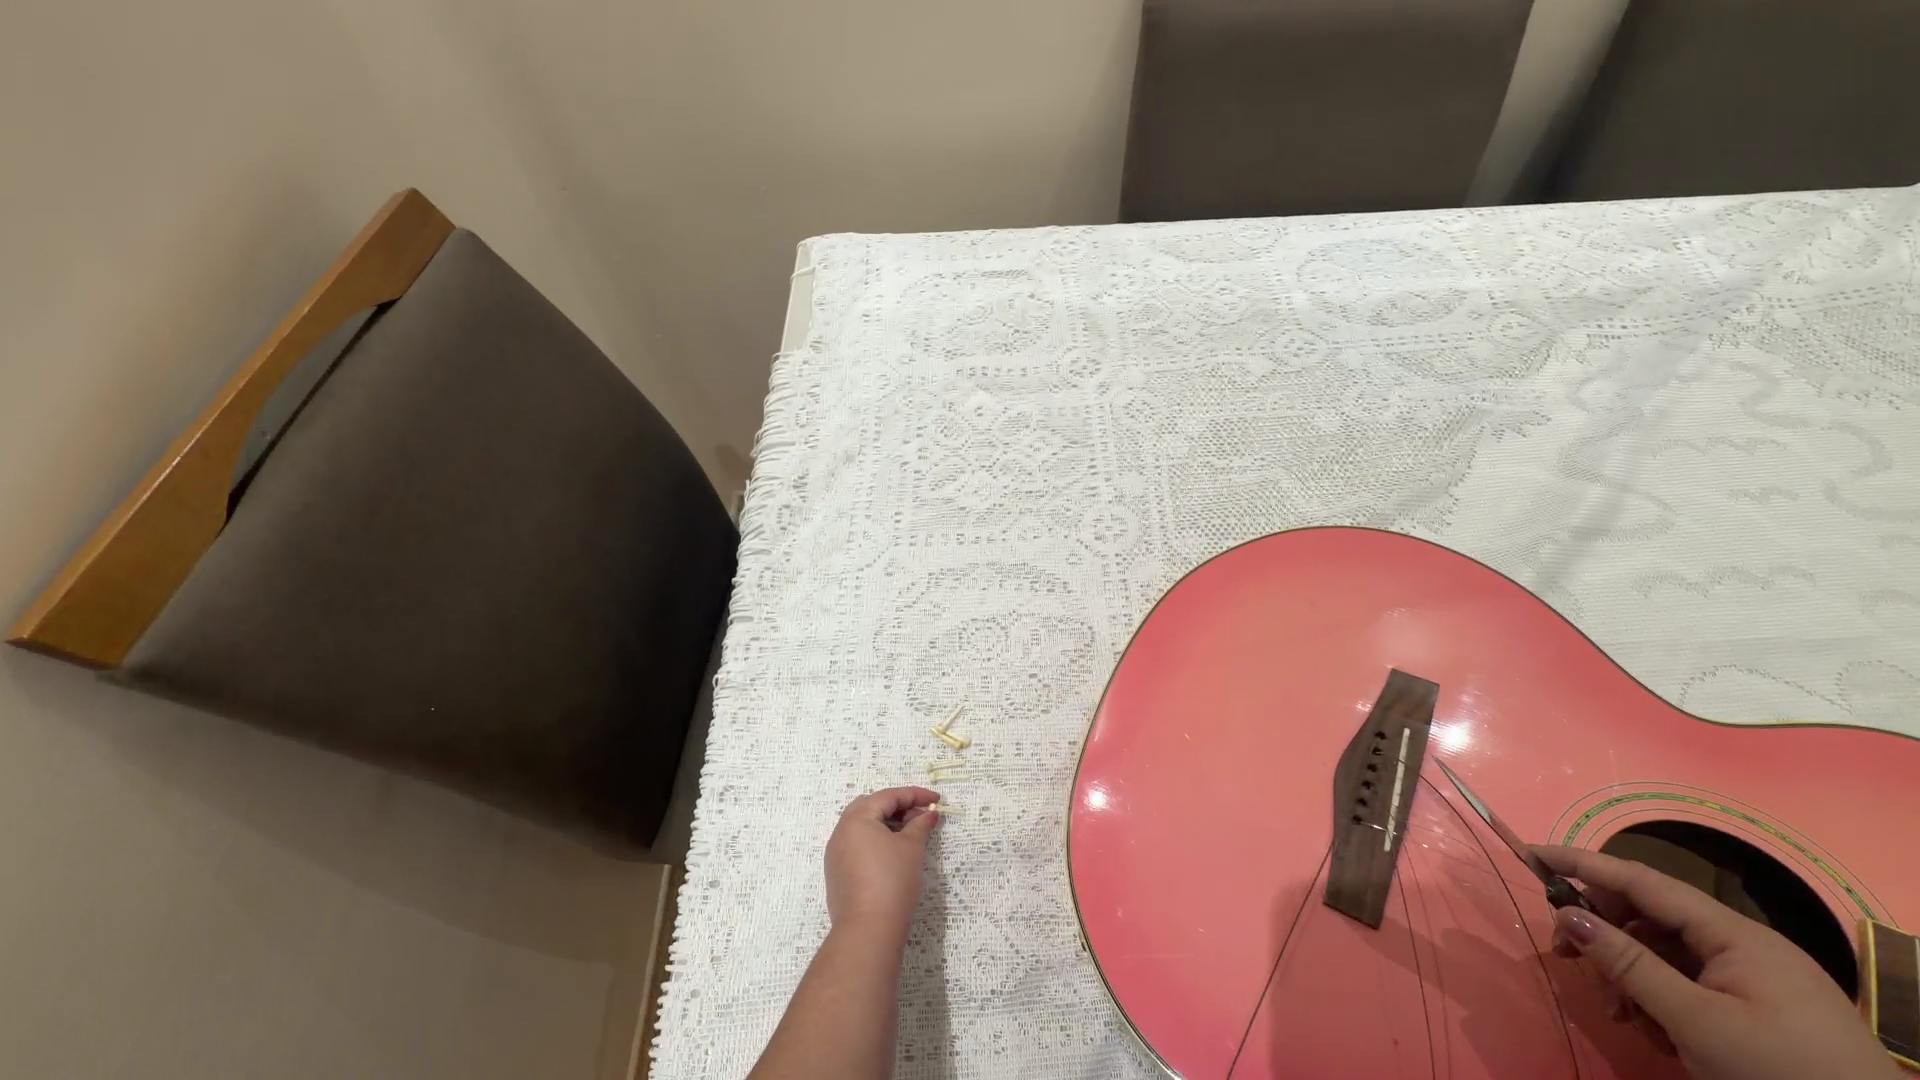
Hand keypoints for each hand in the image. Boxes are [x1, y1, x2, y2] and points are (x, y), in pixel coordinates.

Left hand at [824, 787, 940, 943]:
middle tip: (921, 818)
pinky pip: (858, 845)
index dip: (915, 795)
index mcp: (856, 818)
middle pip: (871, 807)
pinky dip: (877, 842)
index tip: (937, 800)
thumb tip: (928, 814)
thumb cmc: (892, 880)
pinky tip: (894, 855)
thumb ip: (920, 824)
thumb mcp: (912, 847)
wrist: (868, 929)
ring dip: (887, 825)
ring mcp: (836, 853)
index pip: (888, 796)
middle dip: (898, 808)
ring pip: (863, 827)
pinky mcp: (838, 873)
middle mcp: (841, 831)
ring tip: (911, 836)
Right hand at [1536, 845, 1900, 1079]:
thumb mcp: (1696, 1022)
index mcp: (1734, 934)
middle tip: (1565, 959)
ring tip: (1618, 1013)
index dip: (1583, 862)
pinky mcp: (1758, 1010)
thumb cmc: (1781, 1073)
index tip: (1532, 853)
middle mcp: (1742, 945)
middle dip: (1603, 934)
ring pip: (1664, 954)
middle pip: (1649, 916)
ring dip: (1628, 975)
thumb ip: (1629, 965)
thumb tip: (1567, 915)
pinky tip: (1651, 1030)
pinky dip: (1658, 999)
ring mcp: (1753, 979)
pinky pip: (1689, 983)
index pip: (1642, 880)